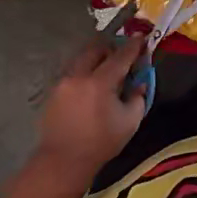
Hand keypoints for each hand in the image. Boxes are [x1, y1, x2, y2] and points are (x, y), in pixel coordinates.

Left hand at [36, 37, 147, 177]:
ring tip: (106, 73)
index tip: (142, 37)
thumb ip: (138, 97)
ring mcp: (63, 82)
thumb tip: (139, 82)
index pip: (120, 56)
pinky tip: (90, 89)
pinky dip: (85, 73)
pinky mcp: (53, 91)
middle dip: (111, 48)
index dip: (133, 45)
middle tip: (122, 57)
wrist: (64, 160)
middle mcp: (79, 75)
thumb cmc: (102, 142)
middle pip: (95, 49)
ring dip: (96, 60)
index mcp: (100, 82)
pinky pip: (73, 73)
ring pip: (81, 60)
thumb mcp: (130, 122)